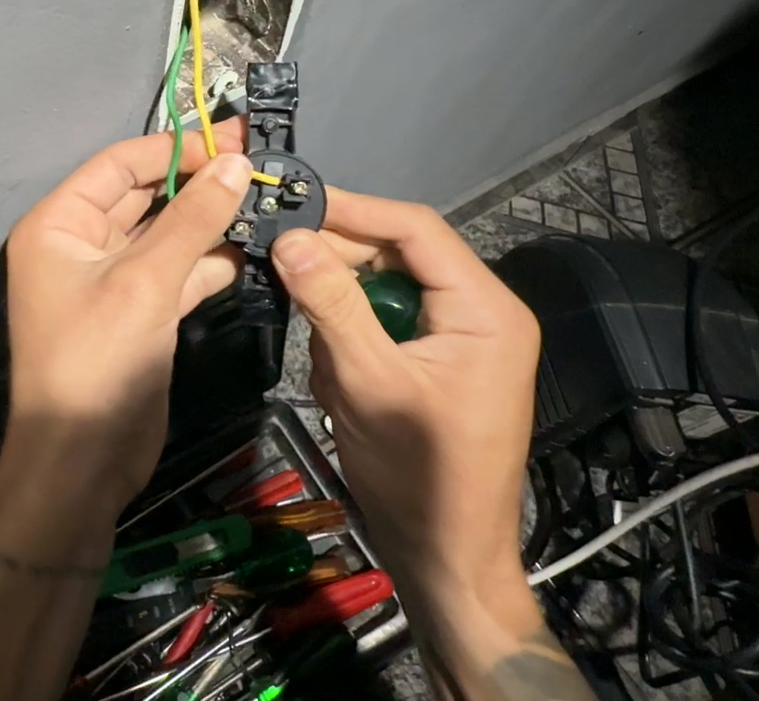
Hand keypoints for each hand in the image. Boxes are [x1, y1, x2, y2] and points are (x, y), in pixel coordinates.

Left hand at [0, 123, 253, 516]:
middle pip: (146, 195)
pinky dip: (212, 260)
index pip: (120, 165)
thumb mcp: (144, 283)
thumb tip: (235, 164)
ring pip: (167, 233)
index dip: (176, 149)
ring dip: (212, 219)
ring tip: (268, 198)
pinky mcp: (142, 311)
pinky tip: (255, 246)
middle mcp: (82, 243)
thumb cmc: (98, 361)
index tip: (234, 140)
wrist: (83, 462)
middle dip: (199, 180)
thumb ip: (192, 220)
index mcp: (60, 223)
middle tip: (260, 163)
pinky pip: (179, 271)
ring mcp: (113, 278)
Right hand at [270, 192, 540, 625]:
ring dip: (338, 303)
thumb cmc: (418, 473)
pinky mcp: (431, 359)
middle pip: (396, 253)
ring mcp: (453, 336)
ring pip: (382, 287)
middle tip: (275, 253)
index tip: (290, 202)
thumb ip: (330, 304)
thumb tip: (289, 237)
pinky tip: (329, 363)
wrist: (445, 557)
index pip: (415, 229)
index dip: (352, 209)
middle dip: (336, 258)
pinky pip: (381, 321)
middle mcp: (476, 310)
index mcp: (484, 307)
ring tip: (307, 326)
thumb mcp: (368, 382)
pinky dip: (346, 333)